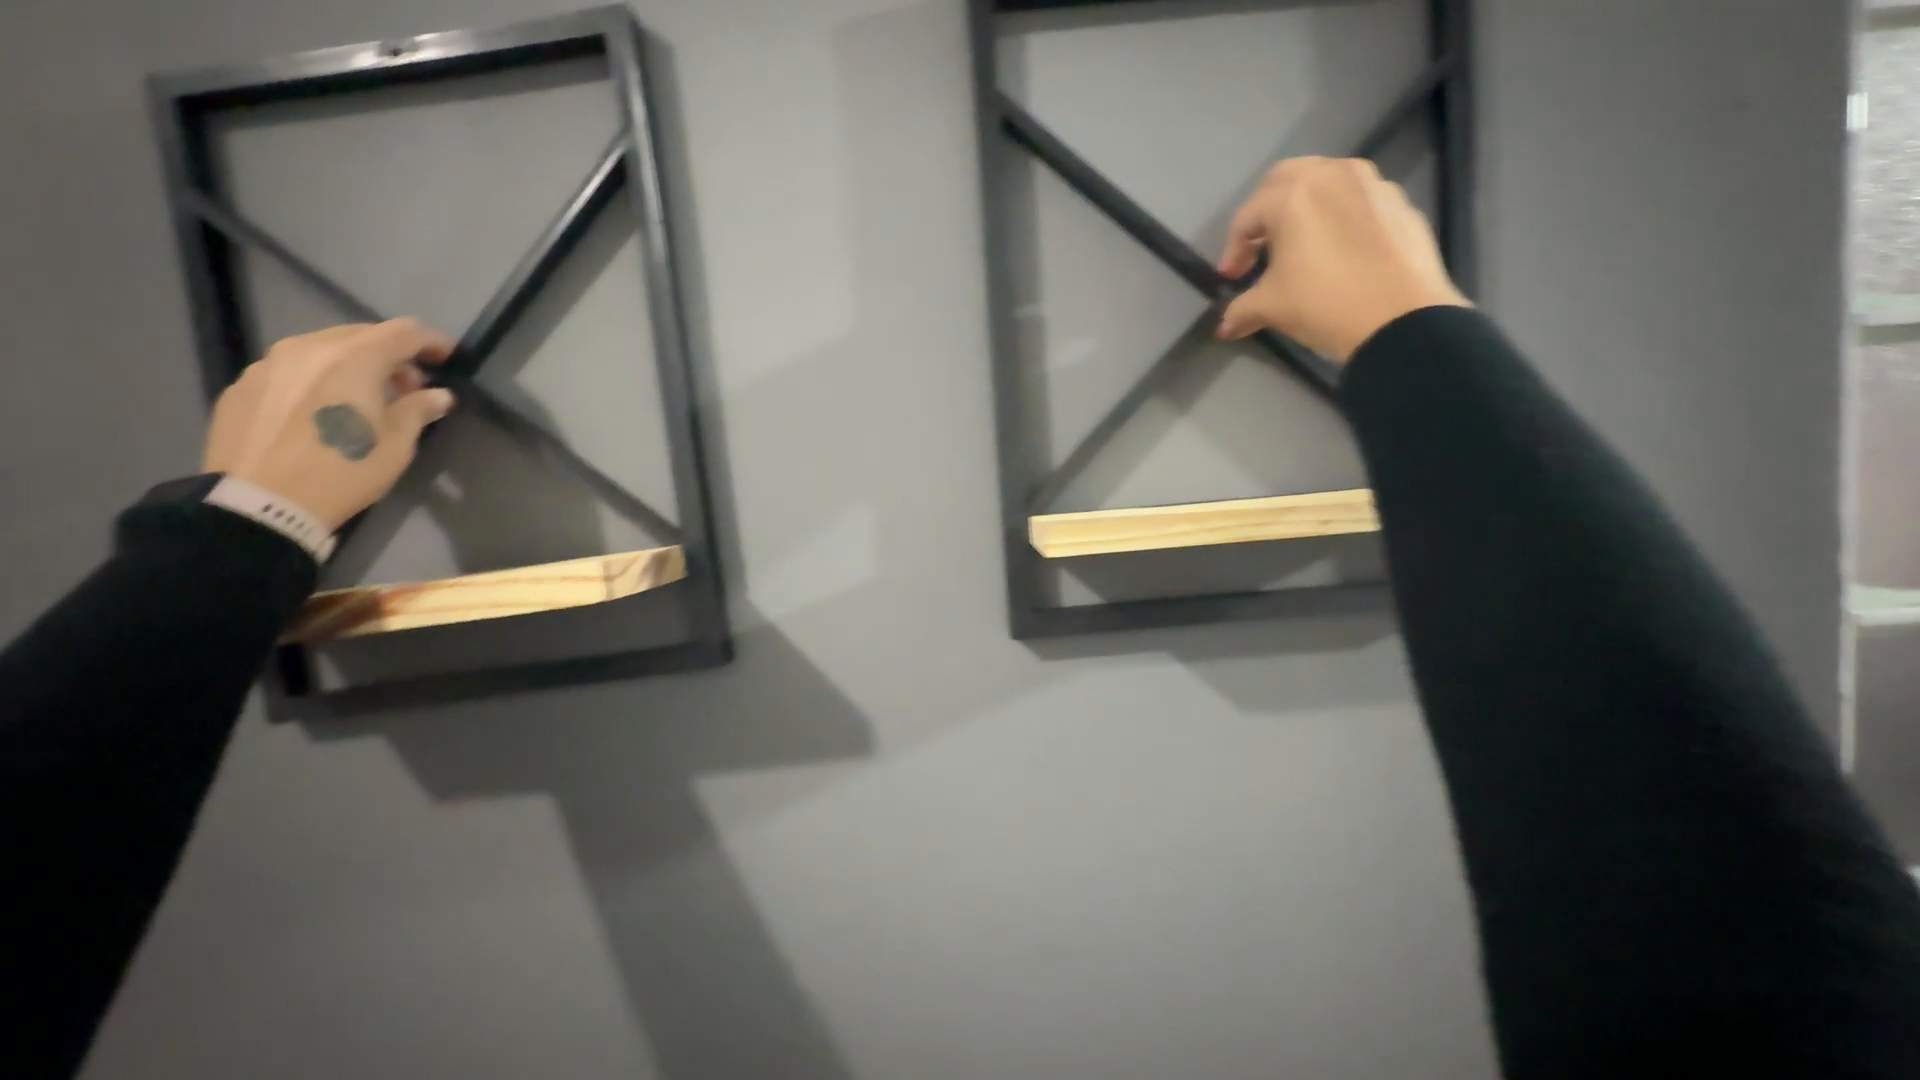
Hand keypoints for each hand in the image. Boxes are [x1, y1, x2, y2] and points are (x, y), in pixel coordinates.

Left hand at [202, 319, 456, 529]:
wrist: (258, 504)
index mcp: (353, 358)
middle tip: (407, 388)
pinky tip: (321, 413)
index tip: (447, 358)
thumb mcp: (395, 446)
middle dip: (391, 355)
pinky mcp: (243, 386)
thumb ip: (418, 410)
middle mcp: (308, 348)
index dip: (432, 341)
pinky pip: (292, 370)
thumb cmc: (342, 472)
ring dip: (352, 366)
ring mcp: (269, 364)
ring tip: (362, 401)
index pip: (404, 332)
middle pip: (361, 335)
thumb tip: (438, 395)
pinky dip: (317, 381)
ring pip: (323, 349)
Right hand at [1216, 157, 1470, 361]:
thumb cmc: (1325, 304)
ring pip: (1327, 181)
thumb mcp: (1272, 308)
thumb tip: (1226, 325)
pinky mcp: (1401, 202)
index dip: (1233, 249)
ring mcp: (1372, 184)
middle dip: (1266, 211)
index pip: (1247, 216)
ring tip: (1303, 242)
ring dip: (1306, 205)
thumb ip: (1242, 309)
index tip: (1231, 278)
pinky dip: (1341, 215)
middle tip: (1261, 247)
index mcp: (1292, 195)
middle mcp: (1331, 175)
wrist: (1403, 320)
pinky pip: (1359, 199)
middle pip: (1285, 179)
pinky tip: (1342, 250)